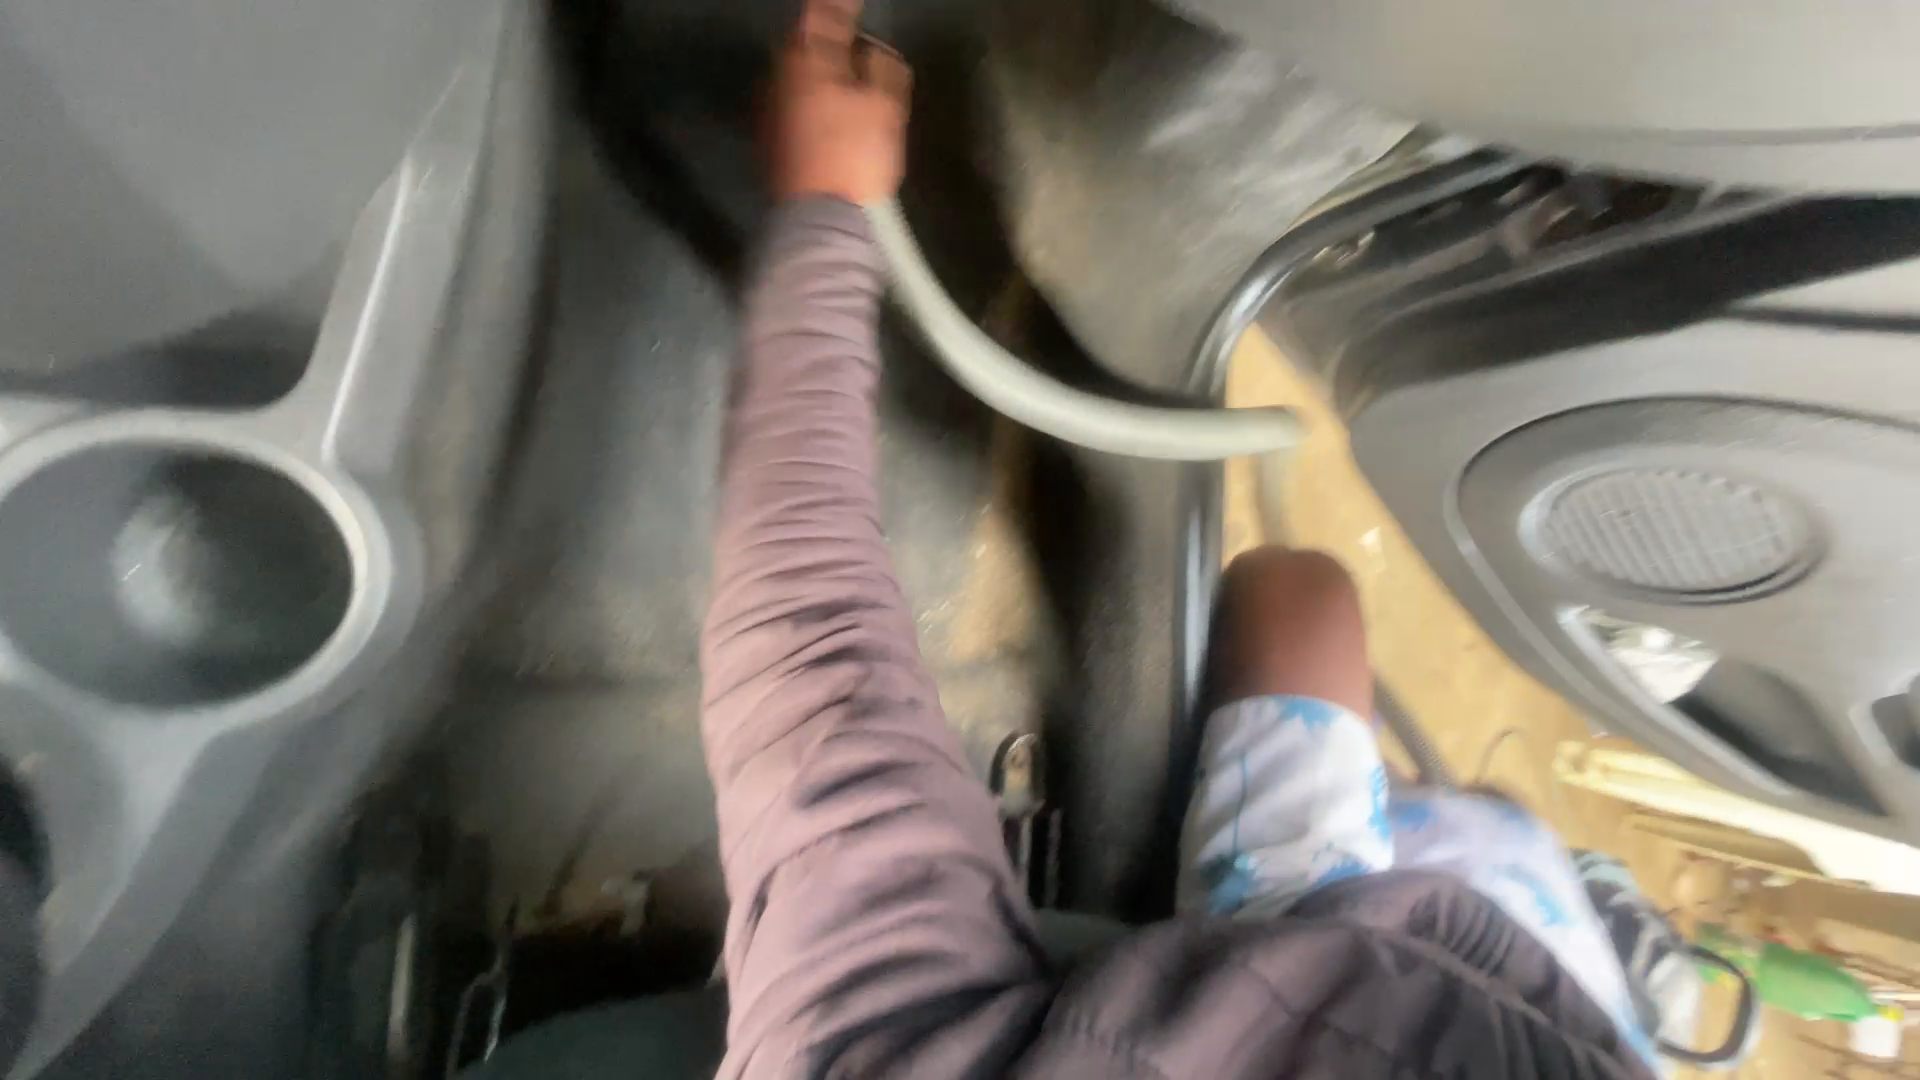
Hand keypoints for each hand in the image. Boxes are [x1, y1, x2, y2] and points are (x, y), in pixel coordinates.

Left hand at [766, 0, 911, 204]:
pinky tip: (827, 121)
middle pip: (805, 47)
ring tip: (842, 85)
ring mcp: (767, 114)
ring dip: (819, 79)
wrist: (820, 222)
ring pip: (797, 81)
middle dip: (829, 44)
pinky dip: (811, 108)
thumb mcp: (885, 108)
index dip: (843, 4)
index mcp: (805, 57)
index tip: (855, 0)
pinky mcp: (768, 148)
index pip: (824, 13)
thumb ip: (883, 69)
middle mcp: (776, 77)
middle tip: (854, 47)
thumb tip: (874, 53)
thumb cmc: (854, 157)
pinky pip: (793, 112)